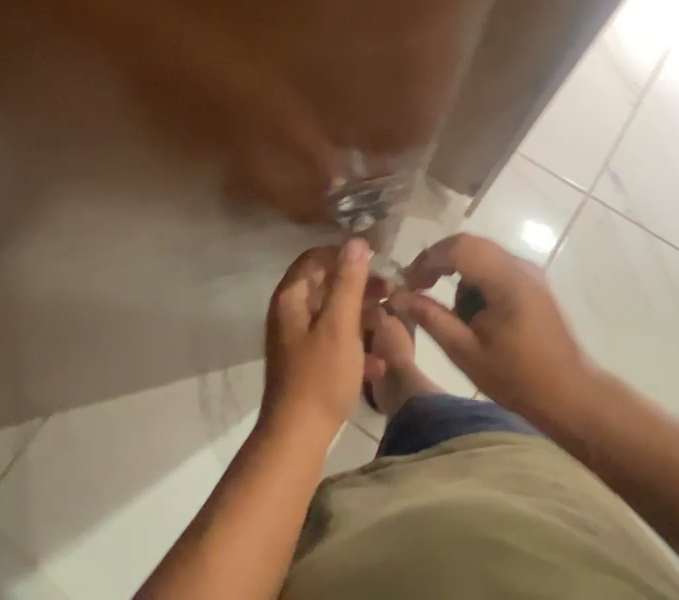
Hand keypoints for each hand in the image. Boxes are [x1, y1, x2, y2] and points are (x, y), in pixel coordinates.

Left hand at [261, 239, 371, 441]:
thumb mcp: (340, 325)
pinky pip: (333, 343)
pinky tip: (378, 362)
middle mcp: (289, 314)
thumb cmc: (320, 376)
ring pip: (332, 316)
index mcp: (290, 299)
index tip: (376, 259)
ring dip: (360, 315)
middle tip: (389, 290)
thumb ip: (348, 282)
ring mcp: (296, 341)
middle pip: (324, 286)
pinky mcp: (306, 365)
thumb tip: (356, 242)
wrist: (298, 436)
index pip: (314, 259)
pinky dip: (354, 346)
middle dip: (357, 286)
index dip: (343, 254)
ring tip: (389, 321)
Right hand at [389, 232, 597, 423]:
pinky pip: (496, 270)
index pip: (459, 247)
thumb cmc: (517, 378)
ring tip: (456, 318)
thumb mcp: (465, 351)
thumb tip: (397, 295)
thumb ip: (430, 317)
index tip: (408, 283)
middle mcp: (520, 266)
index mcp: (506, 279)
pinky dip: (478, 284)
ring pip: (482, 257)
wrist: (572, 397)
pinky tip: (478, 320)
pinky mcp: (535, 285)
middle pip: (470, 246)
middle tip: (419, 290)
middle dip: (440, 264)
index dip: (428, 259)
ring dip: (461, 277)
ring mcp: (531, 274)